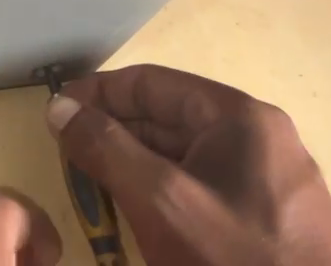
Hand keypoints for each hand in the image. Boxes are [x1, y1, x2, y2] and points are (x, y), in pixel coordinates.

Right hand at [46, 65, 330, 265]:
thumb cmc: (237, 265)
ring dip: (135, 168)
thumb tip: (58, 107)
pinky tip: (141, 221)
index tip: (55, 114)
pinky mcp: (275, 224)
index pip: (149, 83)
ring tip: (95, 189)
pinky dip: (165, 196)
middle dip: (113, 134)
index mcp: (240, 118)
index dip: (96, 94)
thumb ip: (104, 147)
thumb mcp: (159, 201)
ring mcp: (272, 183)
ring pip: (183, 157)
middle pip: (166, 118)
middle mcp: (260, 139)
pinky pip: (205, 190)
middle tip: (68, 157)